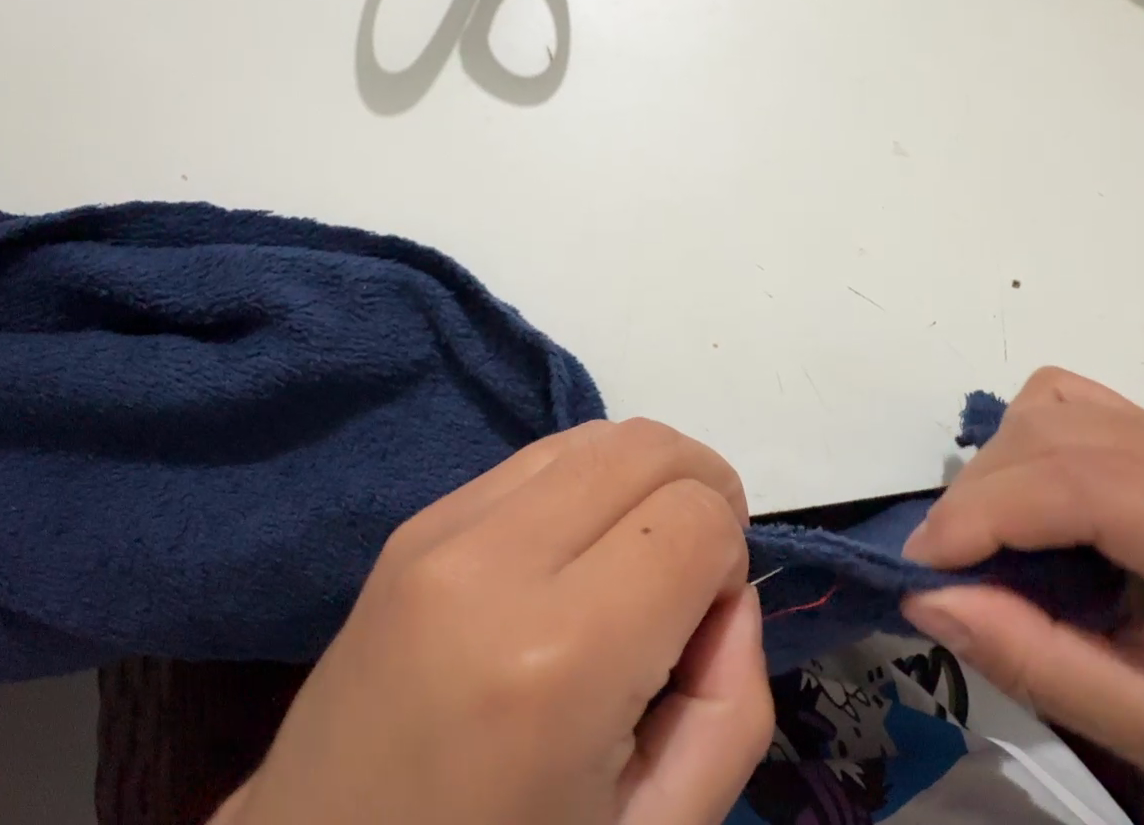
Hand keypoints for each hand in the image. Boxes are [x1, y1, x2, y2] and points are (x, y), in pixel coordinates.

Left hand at [214, 419, 773, 824]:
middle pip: (648, 447)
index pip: (699, 517)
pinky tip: (570, 560)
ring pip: (593, 437)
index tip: (702, 629)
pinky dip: (584, 488)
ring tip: (630, 567)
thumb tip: (726, 593)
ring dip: (641, 485)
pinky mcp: (412, 524)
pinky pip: (534, 461)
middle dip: (701, 493)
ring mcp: (437, 531)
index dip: (730, 564)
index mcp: (558, 656)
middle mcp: (491, 563)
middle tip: (688, 582)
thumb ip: (731, 706)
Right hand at [901, 368, 1143, 824]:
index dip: (987, 510)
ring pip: (1071, 409)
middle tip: (950, 566)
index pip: (1094, 487)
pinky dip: (1039, 447)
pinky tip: (1048, 509)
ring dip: (1004, 467)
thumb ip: (1034, 662)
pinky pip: (1093, 409)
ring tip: (998, 541)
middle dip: (983, 492)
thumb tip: (923, 594)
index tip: (921, 561)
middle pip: (1070, 434)